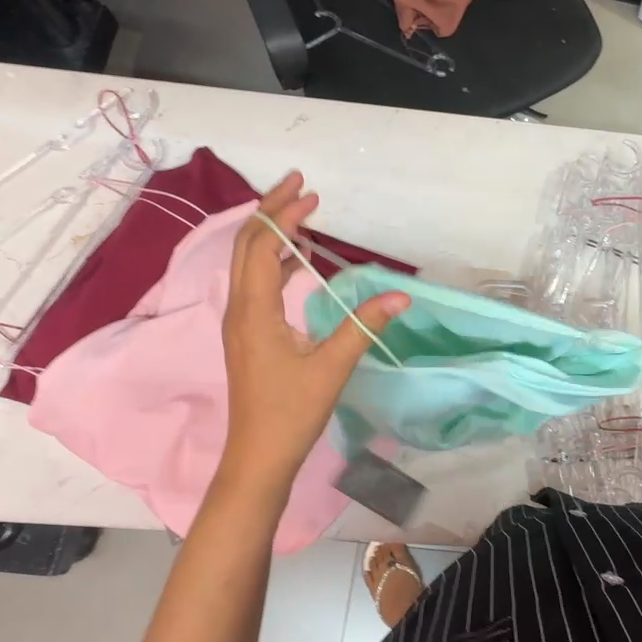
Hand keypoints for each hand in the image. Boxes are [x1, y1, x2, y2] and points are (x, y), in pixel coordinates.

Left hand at [219, 172, 407, 488]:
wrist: (258, 457)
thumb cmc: (291, 413)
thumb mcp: (332, 368)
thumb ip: (364, 326)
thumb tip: (401, 297)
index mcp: (254, 311)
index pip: (262, 246)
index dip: (285, 215)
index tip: (313, 193)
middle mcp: (240, 309)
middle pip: (247, 245)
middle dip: (272, 211)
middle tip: (301, 185)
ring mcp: (241, 322)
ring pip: (248, 263)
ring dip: (272, 234)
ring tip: (302, 213)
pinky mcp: (249, 335)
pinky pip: (256, 282)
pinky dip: (275, 261)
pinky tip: (297, 259)